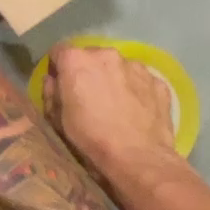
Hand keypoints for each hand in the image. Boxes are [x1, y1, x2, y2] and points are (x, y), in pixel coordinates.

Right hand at [44, 45, 178, 181]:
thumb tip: (53, 79)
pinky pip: (142, 81)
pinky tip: (136, 110)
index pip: (59, 51)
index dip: (58, 67)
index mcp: (76, 59)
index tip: (61, 84)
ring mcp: (137, 67)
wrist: (137, 157)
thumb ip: (50, 91)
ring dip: (114, 78)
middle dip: (88, 71)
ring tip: (117, 103)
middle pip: (91, 56)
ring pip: (119, 67)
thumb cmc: (89, 135)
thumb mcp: (55, 116)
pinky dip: (136, 90)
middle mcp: (107, 54)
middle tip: (90, 95)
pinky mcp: (159, 83)